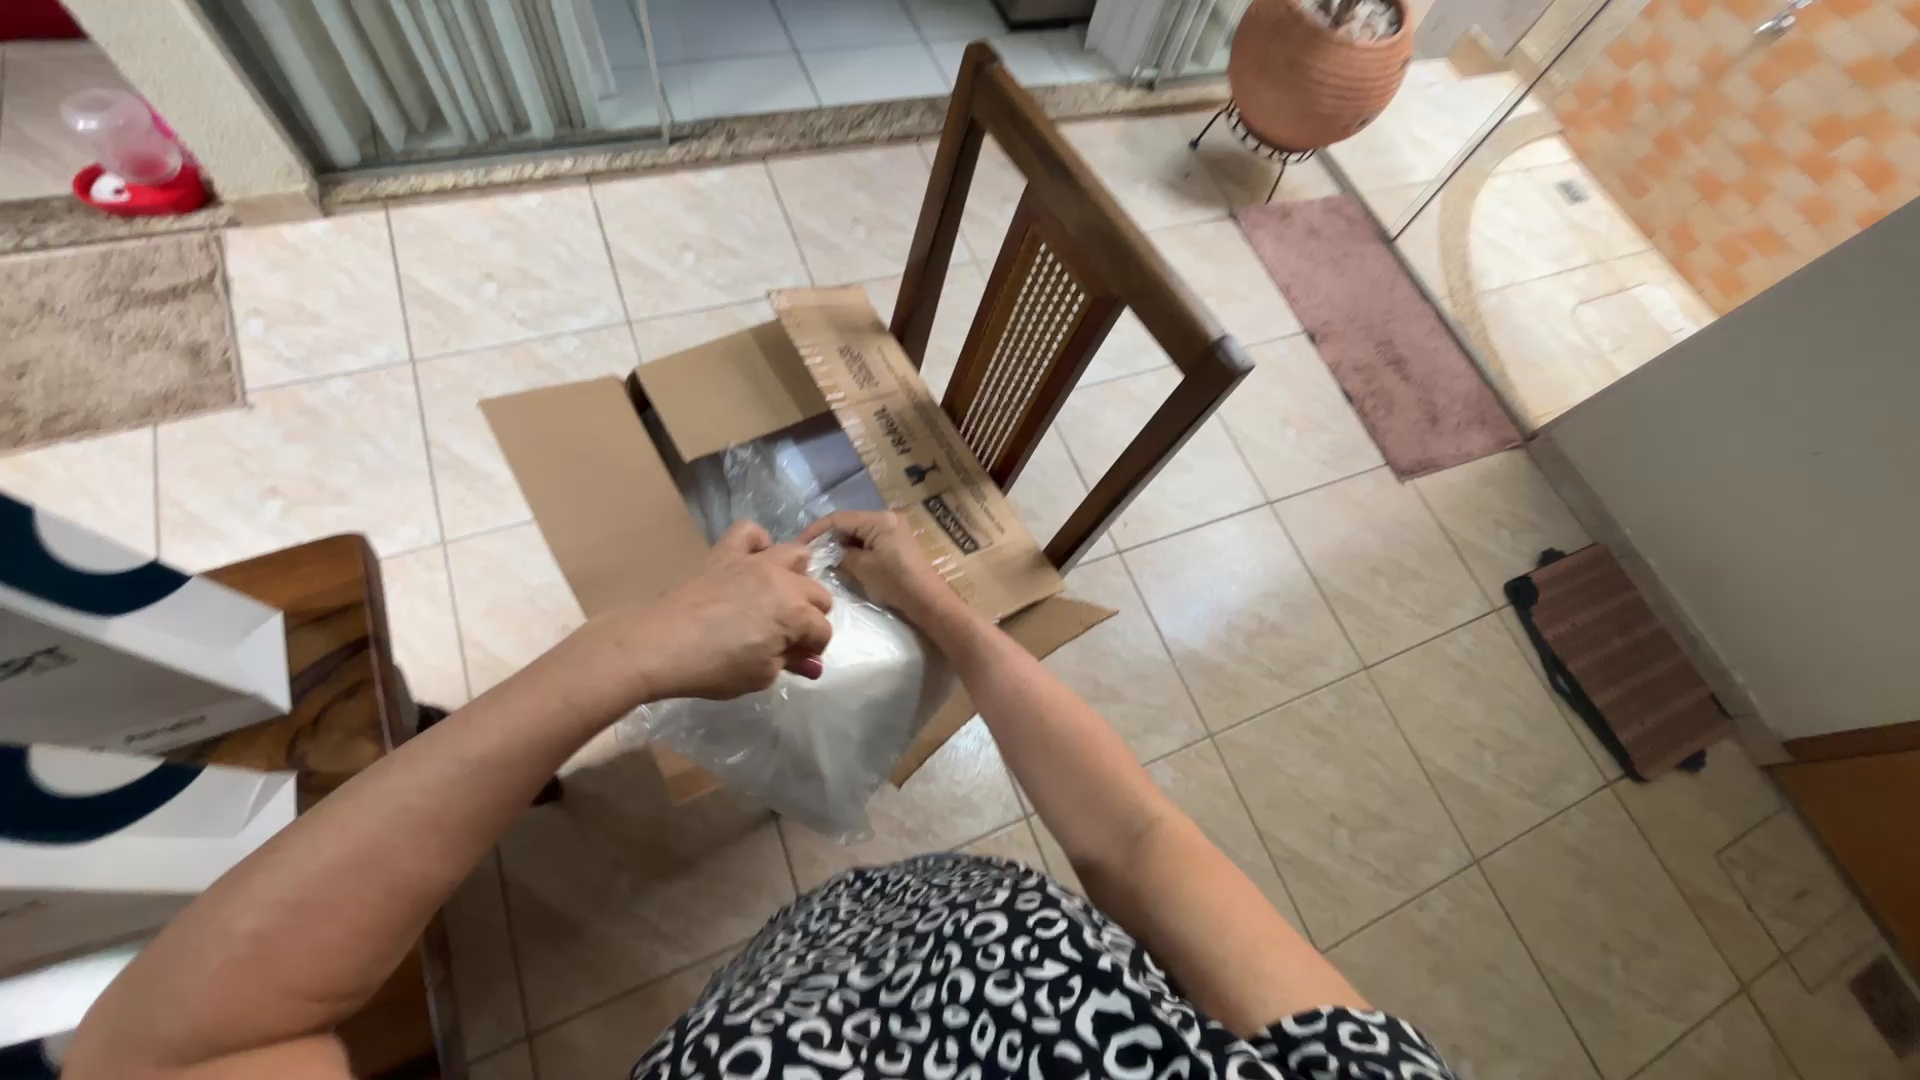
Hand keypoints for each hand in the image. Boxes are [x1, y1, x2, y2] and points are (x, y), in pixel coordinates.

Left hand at [612, 521, 834, 700]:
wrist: (659, 646)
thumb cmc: (714, 668)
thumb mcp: (761, 676)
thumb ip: (789, 662)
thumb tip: (808, 661)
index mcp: (796, 613)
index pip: (822, 631)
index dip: (812, 650)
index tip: (796, 661)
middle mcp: (783, 580)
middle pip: (817, 594)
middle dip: (809, 616)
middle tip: (787, 636)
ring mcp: (755, 561)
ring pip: (796, 554)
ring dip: (796, 576)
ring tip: (779, 596)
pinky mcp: (726, 553)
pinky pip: (750, 532)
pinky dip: (756, 544)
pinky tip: (752, 564)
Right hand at [798, 511, 955, 623]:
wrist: (928, 600)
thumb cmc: (895, 582)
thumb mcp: (862, 568)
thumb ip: (841, 555)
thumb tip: (827, 552)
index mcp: (879, 519)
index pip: (839, 518)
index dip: (816, 530)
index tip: (799, 545)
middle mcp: (887, 517)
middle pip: (849, 522)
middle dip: (828, 537)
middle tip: (809, 553)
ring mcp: (894, 529)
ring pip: (858, 531)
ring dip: (840, 543)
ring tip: (822, 557)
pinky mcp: (896, 542)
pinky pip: (869, 539)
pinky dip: (855, 548)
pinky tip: (843, 560)